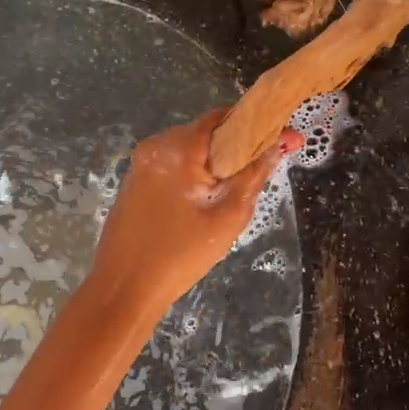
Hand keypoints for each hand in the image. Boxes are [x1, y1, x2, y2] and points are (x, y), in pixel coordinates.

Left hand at [89, 110, 298, 302]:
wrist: (122, 293)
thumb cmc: (180, 254)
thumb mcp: (229, 215)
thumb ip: (256, 173)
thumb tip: (282, 141)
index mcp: (178, 146)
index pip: (227, 116)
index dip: (260, 126)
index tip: (286, 142)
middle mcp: (157, 145)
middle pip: (210, 132)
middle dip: (240, 147)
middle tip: (264, 173)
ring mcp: (142, 164)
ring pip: (194, 150)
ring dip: (219, 163)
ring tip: (236, 193)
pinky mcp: (136, 182)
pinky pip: (177, 165)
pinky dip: (198, 174)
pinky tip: (207, 202)